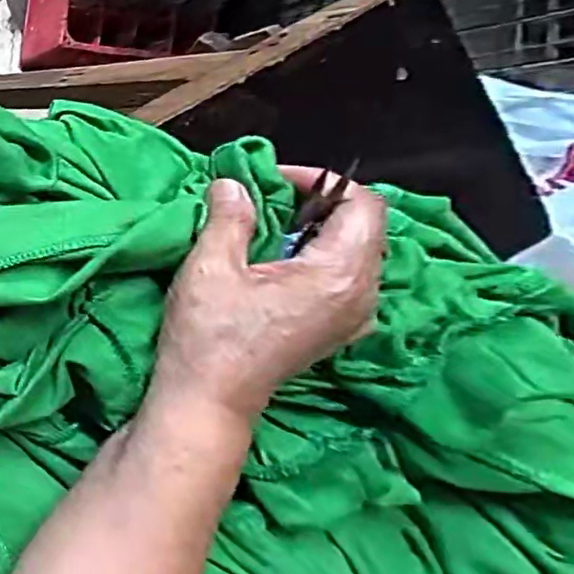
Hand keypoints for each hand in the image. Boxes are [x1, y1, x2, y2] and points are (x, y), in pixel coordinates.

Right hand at [147, 166, 385, 428]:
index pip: (363, 205)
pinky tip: (274, 263)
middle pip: (363, 228)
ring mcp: (355, 316)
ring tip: (264, 227)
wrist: (210, 394)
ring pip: (354, 253)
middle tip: (261, 199)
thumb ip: (230, 219)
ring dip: (314, 231)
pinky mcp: (337, 329)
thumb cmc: (209, 330)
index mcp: (340, 274)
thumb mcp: (210, 267)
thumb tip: (234, 183)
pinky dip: (314, 257)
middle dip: (316, 203)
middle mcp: (363, 294)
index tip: (268, 178)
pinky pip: (343, 277)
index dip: (320, 180)